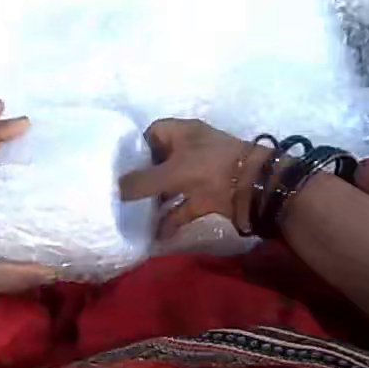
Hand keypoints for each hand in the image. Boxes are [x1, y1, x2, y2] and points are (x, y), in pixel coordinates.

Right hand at [118, 118, 272, 238]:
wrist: (255, 189)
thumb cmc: (212, 168)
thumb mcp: (173, 171)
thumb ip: (141, 181)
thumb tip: (113, 189)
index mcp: (182, 132)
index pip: (152, 132)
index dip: (136, 147)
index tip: (119, 166)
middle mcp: (189, 151)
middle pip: (158, 163)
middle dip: (141, 179)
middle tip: (119, 195)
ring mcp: (198, 175)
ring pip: (169, 188)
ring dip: (154, 203)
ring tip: (131, 216)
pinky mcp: (205, 198)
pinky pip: (181, 209)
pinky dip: (170, 221)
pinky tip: (154, 235)